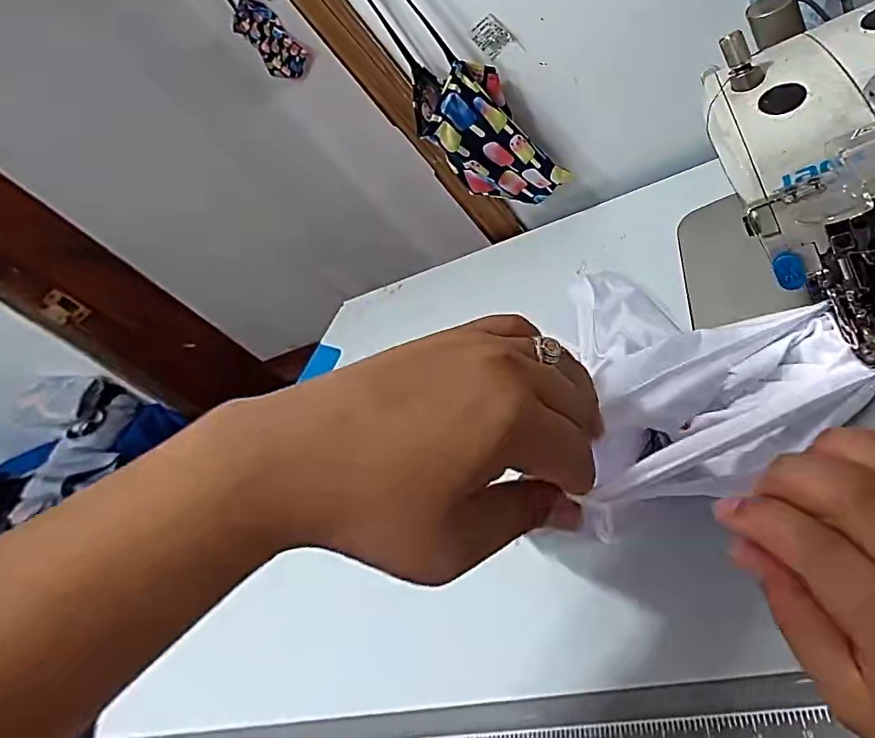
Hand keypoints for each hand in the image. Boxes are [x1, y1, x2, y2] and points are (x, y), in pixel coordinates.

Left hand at [202, 315, 600, 584]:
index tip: (568, 500)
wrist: (296, 456)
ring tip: (558, 422)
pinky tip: (524, 375)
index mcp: (512, 418)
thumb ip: (522, 519)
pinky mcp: (453, 334)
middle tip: (565, 469)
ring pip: (554, 360)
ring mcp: (478, 344)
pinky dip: (535, 352)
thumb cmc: (370, 508)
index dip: (579, 482)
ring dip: (567, 393)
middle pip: (573, 400)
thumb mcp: (454, 543)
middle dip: (579, 439)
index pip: (574, 451)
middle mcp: (505, 369)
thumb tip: (563, 505)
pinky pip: (515, 330)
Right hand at [714, 429, 874, 737]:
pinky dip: (873, 441)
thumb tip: (748, 547)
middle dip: (787, 478)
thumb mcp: (853, 698)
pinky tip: (844, 457)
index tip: (732, 512)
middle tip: (757, 490)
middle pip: (852, 495)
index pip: (821, 553)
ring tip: (796, 474)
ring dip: (826, 452)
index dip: (765, 520)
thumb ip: (795, 617)